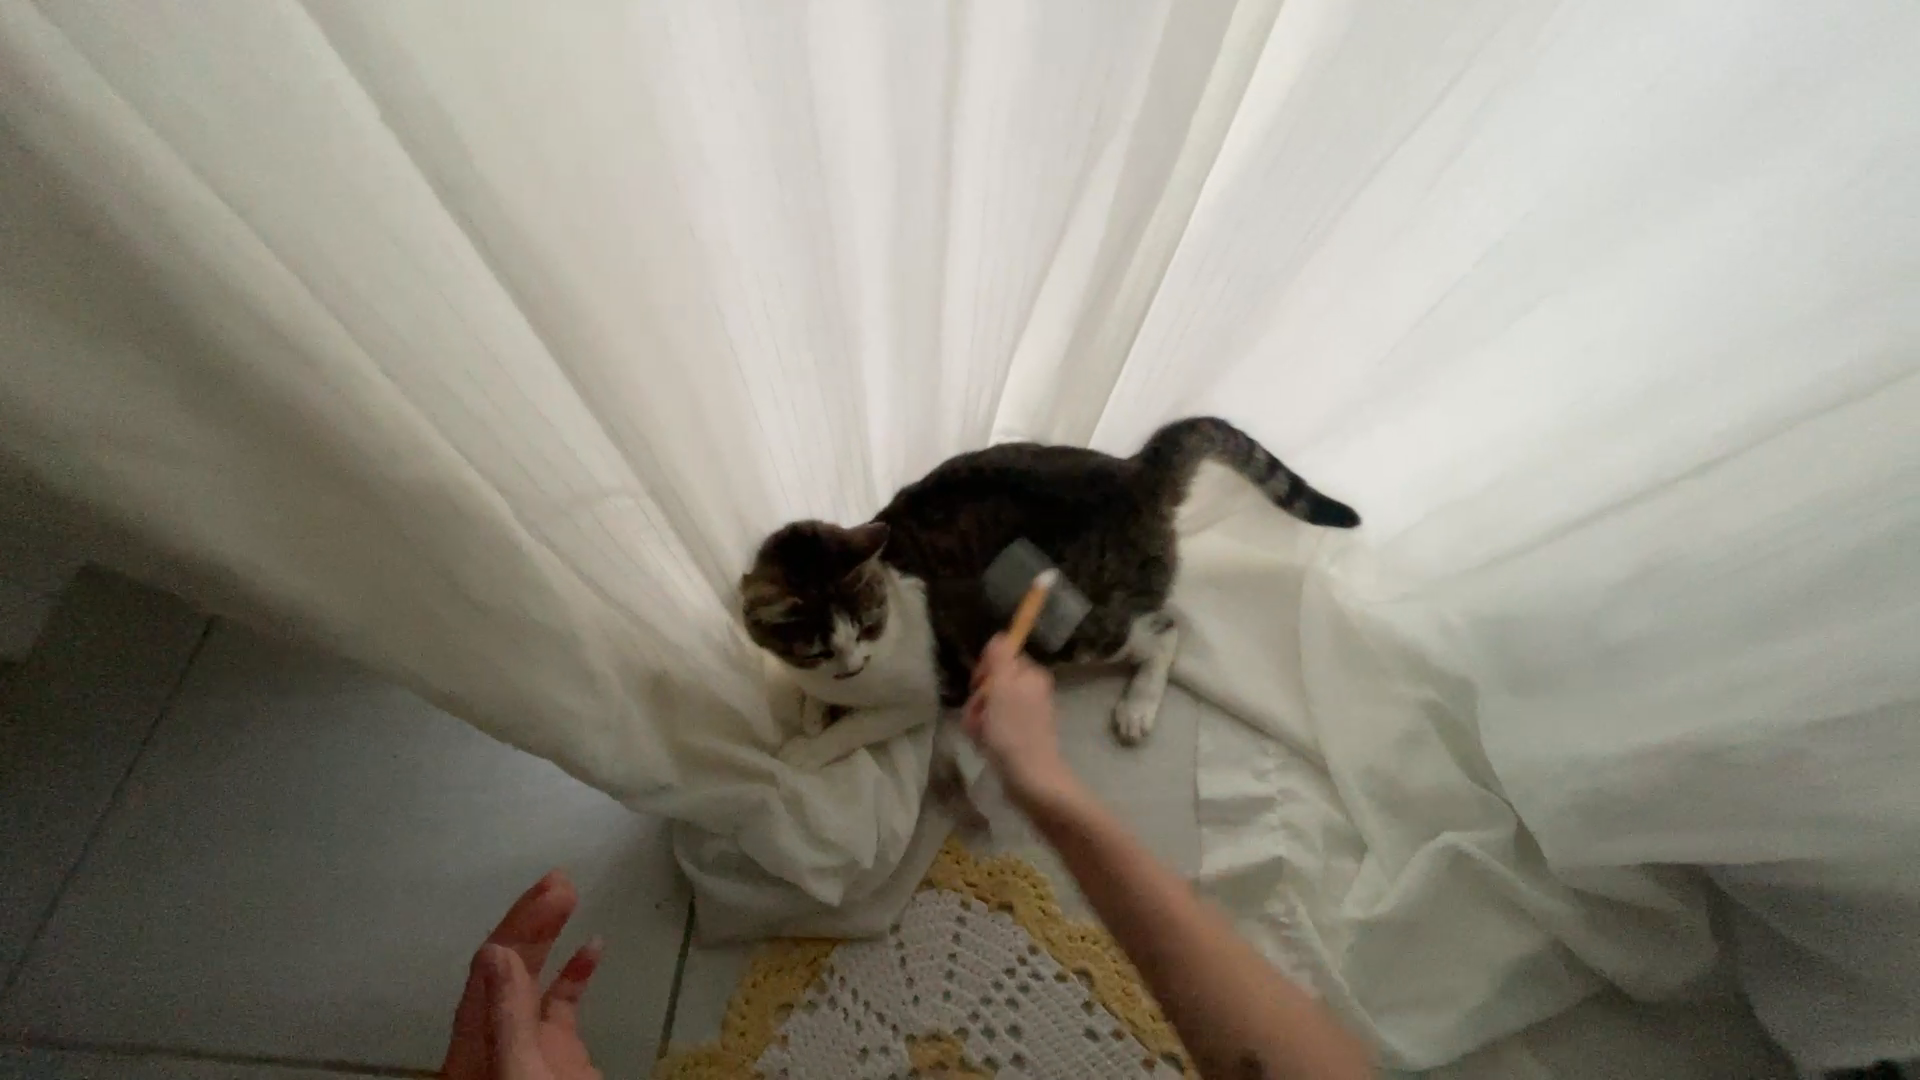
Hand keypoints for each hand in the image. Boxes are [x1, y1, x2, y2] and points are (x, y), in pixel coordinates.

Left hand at [442, 871, 603, 1079]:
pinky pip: (562, 1004)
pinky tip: (596, 947)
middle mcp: (495, 1044)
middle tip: (563, 880)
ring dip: (552, 936)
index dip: (516, 926)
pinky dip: (577, 973)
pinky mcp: (557, 1056)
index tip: (551, 890)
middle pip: (508, 970)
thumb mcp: (521, 1076)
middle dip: (533, 922)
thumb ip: (506, 1020)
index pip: (489, 974)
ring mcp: (527, 1049)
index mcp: (475, 1051)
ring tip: (573, 894)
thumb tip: (493, 953)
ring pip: (534, 980)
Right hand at [963, 634, 1076, 802]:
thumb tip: (1001, 635)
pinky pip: (992, 725)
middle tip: (980, 715)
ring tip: (981, 734)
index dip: (985, 671)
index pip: (1000, 658)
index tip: (979, 686)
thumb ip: (1000, 657)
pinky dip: (984, 733)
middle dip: (978, 699)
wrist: (1030, 779)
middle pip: (992, 682)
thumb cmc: (1014, 731)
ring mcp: (1024, 714)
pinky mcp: (1017, 735)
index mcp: (1030, 675)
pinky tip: (984, 745)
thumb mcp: (1002, 686)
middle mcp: (1030, 690)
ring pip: (988, 705)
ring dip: (977, 718)